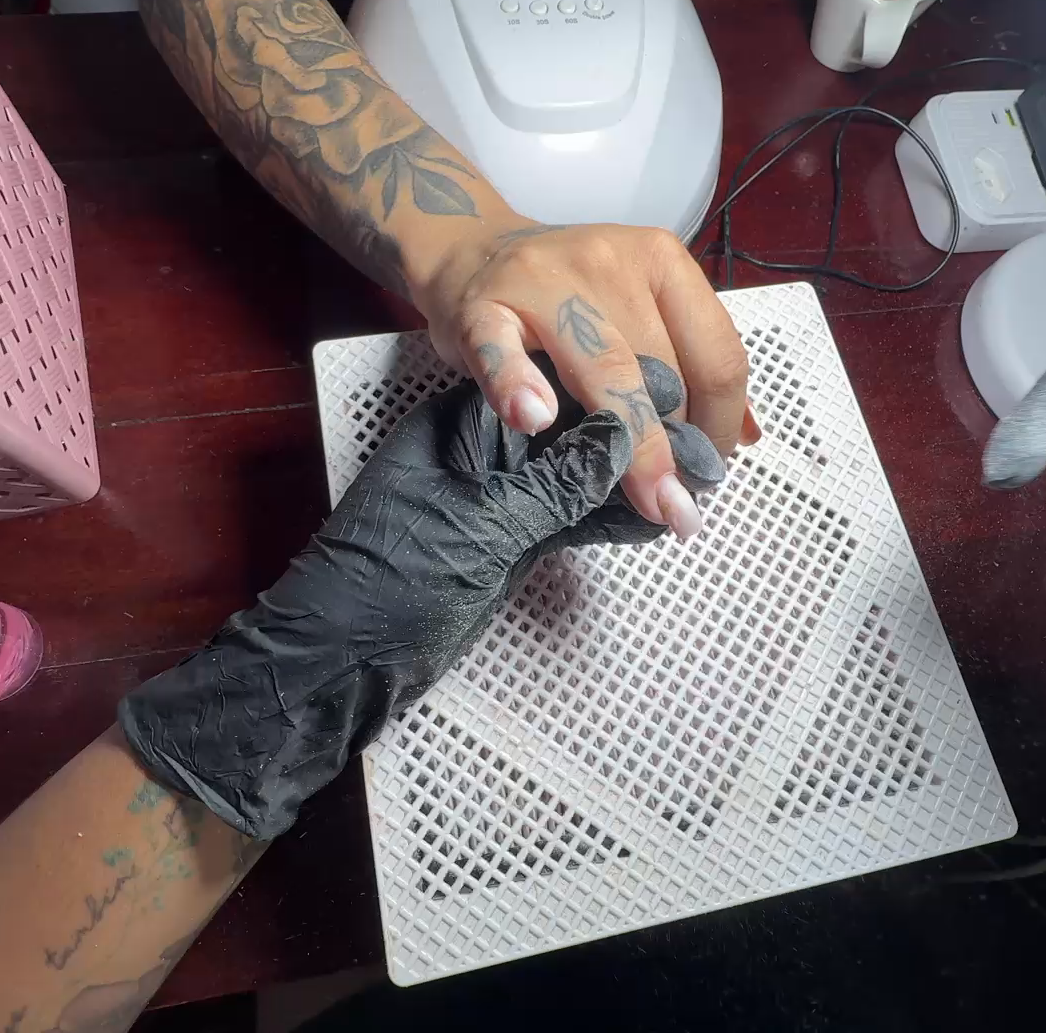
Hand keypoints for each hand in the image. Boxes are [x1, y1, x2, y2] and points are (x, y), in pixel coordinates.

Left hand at [120, 367, 722, 838]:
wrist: (341, 659)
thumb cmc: (386, 581)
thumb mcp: (470, 528)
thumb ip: (550, 486)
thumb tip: (627, 444)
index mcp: (464, 422)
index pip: (552, 385)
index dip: (614, 391)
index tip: (674, 401)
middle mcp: (488, 448)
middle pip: (575, 428)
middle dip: (637, 438)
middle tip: (704, 450)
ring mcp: (502, 495)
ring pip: (581, 476)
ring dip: (633, 482)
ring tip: (697, 483)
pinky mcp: (511, 537)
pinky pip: (572, 519)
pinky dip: (611, 520)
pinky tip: (654, 520)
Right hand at [415, 217, 754, 538]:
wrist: (471, 250)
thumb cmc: (563, 294)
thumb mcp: (637, 308)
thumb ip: (688, 359)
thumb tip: (744, 437)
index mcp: (659, 260)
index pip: (714, 352)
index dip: (720, 425)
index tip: (707, 474)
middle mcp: (608, 261)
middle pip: (663, 370)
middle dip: (676, 451)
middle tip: (676, 506)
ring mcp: (541, 281)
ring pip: (601, 370)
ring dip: (627, 447)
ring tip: (645, 501)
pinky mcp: (480, 307)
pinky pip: (501, 353)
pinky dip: (517, 387)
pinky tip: (535, 419)